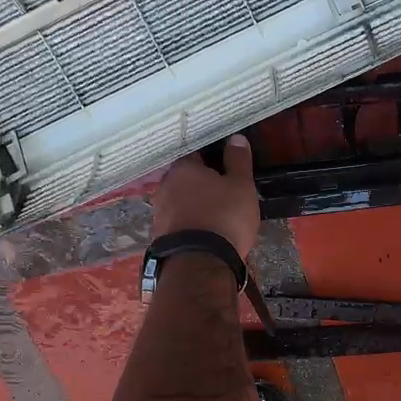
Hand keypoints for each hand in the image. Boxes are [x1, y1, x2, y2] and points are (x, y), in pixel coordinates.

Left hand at [150, 134, 259, 257]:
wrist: (199, 263)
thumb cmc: (225, 217)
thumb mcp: (241, 187)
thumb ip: (239, 161)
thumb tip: (236, 138)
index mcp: (184, 167)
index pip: (198, 155)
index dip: (214, 162)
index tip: (227, 173)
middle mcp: (165, 184)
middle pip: (186, 179)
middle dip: (202, 185)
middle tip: (223, 197)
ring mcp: (159, 211)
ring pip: (180, 201)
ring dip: (194, 206)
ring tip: (214, 219)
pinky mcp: (159, 235)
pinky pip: (178, 222)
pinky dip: (189, 224)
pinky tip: (202, 234)